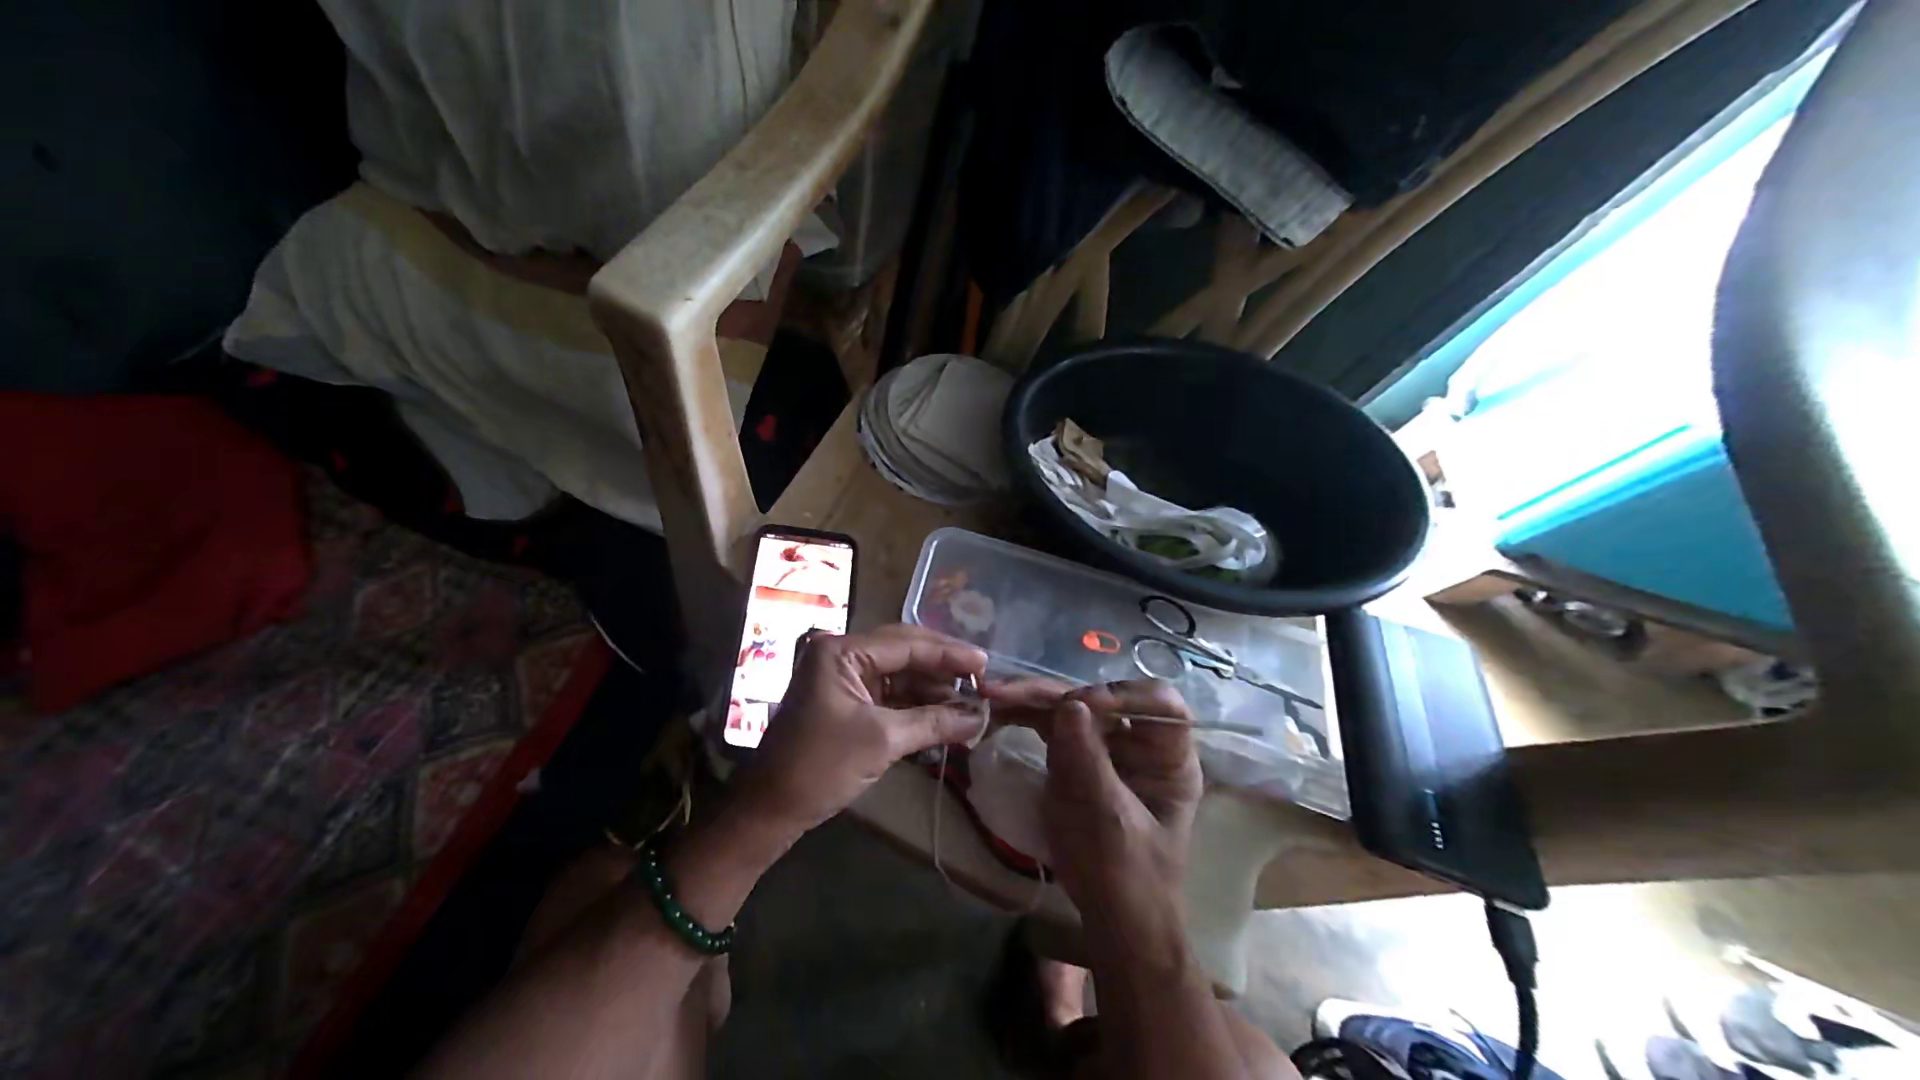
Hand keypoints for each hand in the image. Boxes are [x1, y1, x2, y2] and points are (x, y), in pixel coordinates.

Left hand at [732, 624, 988, 842]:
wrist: (771, 808)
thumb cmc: (820, 766)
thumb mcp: (882, 741)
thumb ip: (934, 722)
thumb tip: (980, 717)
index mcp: (842, 651)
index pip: (906, 644)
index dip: (949, 654)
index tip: (985, 663)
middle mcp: (843, 655)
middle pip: (905, 653)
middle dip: (943, 669)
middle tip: (982, 679)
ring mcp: (845, 679)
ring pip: (900, 675)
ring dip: (934, 690)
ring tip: (971, 702)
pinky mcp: (849, 703)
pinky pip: (891, 695)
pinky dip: (918, 706)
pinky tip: (947, 715)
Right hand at [986, 678, 1202, 944]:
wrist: (1115, 923)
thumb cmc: (1128, 879)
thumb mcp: (1110, 822)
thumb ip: (1088, 761)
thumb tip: (1068, 703)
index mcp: (1168, 758)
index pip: (1159, 704)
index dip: (1123, 694)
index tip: (1081, 705)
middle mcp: (1139, 743)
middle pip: (1103, 699)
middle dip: (1057, 693)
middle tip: (1009, 692)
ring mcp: (1105, 747)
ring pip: (1071, 707)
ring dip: (1031, 698)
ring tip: (992, 693)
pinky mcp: (1076, 757)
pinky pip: (1051, 726)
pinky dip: (1024, 715)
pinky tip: (997, 707)